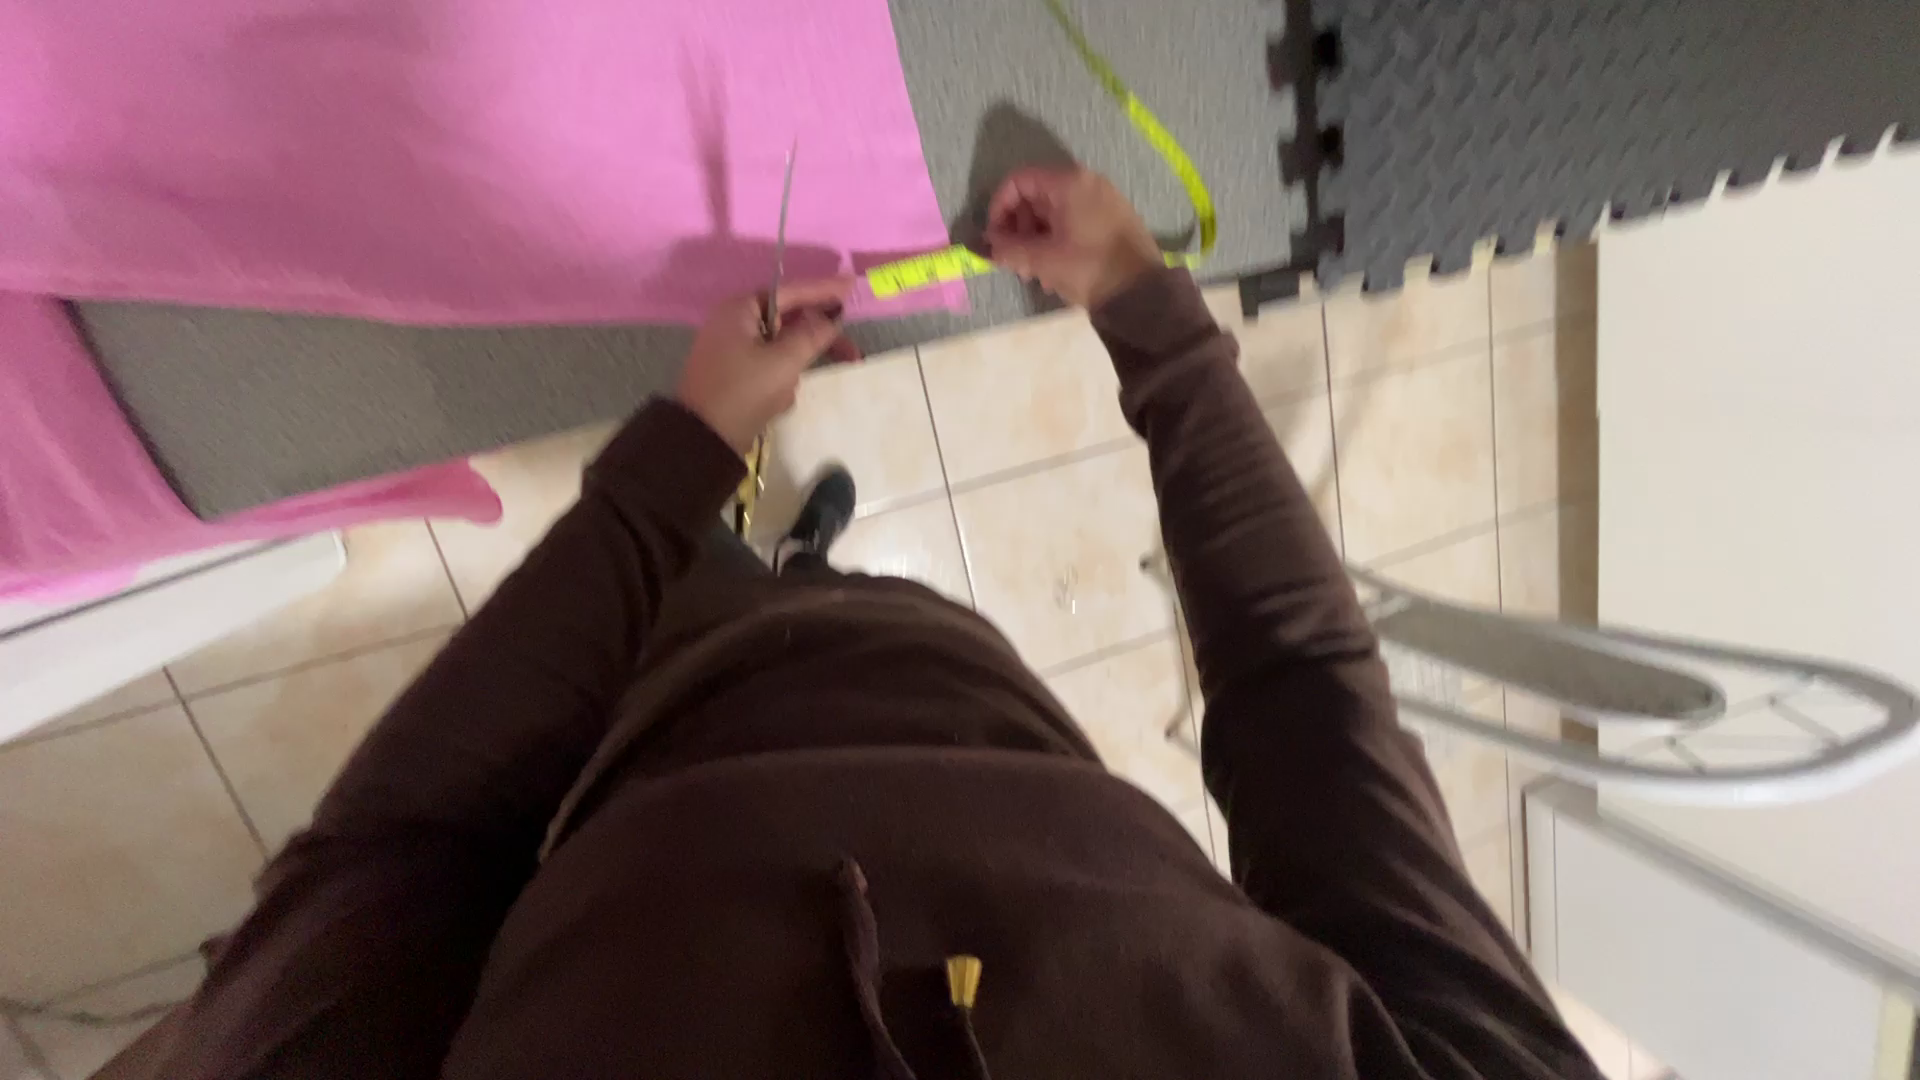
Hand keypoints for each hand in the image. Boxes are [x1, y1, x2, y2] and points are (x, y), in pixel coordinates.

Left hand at [675, 278, 860, 451]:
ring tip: (792, 393)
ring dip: (795, 368)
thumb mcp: (783, 362)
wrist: (705, 438)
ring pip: (782, 348)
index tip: (852, 286)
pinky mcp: (738, 374)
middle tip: (851, 352)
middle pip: (789, 321)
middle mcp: (736, 323)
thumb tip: (831, 317)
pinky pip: (771, 368)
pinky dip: (781, 382)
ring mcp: (735, 349)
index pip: (790, 292)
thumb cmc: (743, 392)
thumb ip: (811, 335)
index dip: (824, 290)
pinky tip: (778, 402)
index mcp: (741, 310)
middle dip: (816, 341)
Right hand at [983, 165, 1161, 308]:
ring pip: (1054, 214)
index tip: (995, 239)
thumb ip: (1008, 249)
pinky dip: (1057, 243)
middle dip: (1018, 229)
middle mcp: (1087, 183)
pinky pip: (1073, 224)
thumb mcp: (1042, 259)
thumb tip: (983, 245)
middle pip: (1036, 197)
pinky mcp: (1113, 221)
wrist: (1140, 293)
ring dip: (1035, 241)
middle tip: (1015, 261)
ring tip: (1034, 273)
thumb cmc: (1088, 268)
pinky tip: (1055, 273)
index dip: (999, 209)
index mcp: (1069, 182)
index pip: (1019, 181)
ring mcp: (1103, 201)